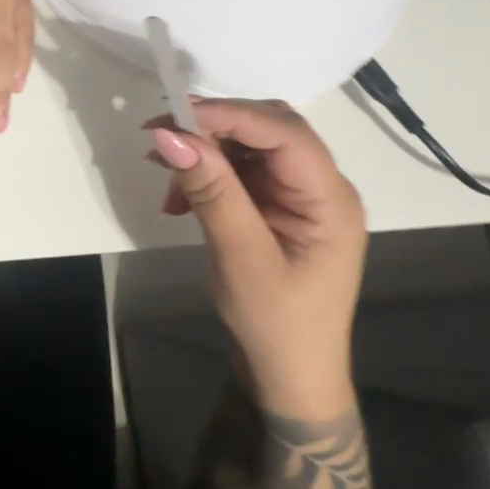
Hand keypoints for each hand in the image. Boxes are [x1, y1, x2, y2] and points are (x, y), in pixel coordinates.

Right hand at [149, 100, 366, 420]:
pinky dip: (204, 172)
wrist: (287, 373)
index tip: (174, 116)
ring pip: (249, 145)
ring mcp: (298, 195)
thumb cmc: (275, 322)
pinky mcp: (275, 205)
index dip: (231, 115)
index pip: (285, 134)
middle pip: (269, 129)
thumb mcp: (240, 257)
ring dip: (203, 151)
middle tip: (159, 135)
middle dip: (213, 126)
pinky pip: (238, 169)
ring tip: (162, 172)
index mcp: (330, 199)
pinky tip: (176, 197)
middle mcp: (320, 187)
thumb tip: (169, 135)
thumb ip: (211, 191)